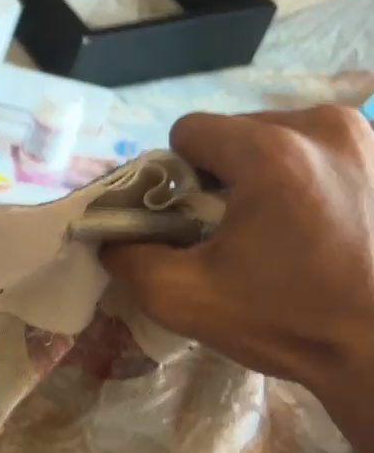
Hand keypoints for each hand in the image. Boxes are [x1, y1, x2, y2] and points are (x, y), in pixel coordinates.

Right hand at [101, 106, 373, 445]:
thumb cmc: (291, 320)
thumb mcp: (175, 293)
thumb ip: (124, 252)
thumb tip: (114, 236)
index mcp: (272, 153)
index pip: (190, 131)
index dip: (177, 174)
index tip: (193, 215)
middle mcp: (332, 132)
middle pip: (243, 131)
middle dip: (228, 171)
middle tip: (238, 225)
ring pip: (294, 141)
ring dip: (277, 175)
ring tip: (289, 229)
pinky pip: (339, 161)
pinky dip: (323, 186)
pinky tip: (334, 232)